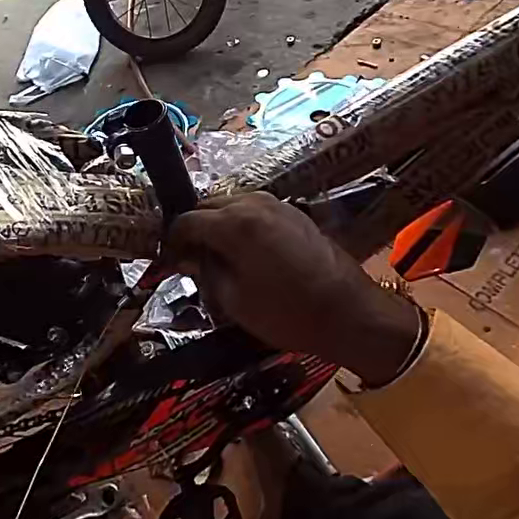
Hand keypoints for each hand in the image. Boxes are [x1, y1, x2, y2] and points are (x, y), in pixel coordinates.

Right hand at [150, 193, 424, 385]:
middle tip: (188, 256)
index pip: (186, 221)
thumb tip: (186, 257)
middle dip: (193, 228)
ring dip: (216, 223)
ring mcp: (275, 203)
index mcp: (233, 223)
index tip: (166, 258)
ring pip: (229, 204)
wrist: (352, 315)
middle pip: (206, 205)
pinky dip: (238, 223)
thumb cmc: (287, 313)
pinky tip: (241, 250)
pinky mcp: (292, 211)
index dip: (171, 240)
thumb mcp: (233, 299)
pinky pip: (252, 209)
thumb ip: (203, 271)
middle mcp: (252, 203)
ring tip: (214, 253)